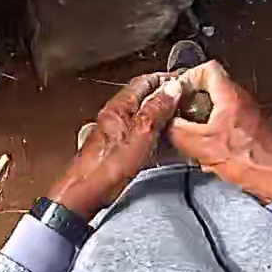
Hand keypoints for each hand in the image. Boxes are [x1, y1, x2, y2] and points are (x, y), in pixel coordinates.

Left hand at [46, 73, 184, 218]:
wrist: (86, 193)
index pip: (144, 81)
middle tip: (186, 102)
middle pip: (143, 99)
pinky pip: (139, 136)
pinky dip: (153, 135)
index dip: (164, 79)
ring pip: (142, 118)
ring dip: (160, 117)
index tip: (182, 81)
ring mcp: (114, 133)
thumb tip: (172, 88)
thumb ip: (157, 108)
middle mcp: (114, 116)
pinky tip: (163, 144)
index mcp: (118, 106)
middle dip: (165, 98)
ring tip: (179, 121)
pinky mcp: (116, 150)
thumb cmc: (106, 166)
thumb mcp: (141, 132)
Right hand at [169, 61, 271, 203]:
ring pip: (215, 110)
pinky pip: (224, 126)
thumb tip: (166, 125)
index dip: (187, 77)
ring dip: (199, 122)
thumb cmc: (253, 160)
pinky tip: (207, 155)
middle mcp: (241, 101)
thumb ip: (177, 131)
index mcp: (230, 95)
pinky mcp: (249, 133)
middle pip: (208, 90)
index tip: (175, 94)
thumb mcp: (201, 145)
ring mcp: (247, 116)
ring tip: (190, 139)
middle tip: (178, 117)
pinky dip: (211, 136)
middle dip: (189, 104)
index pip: (206, 69)